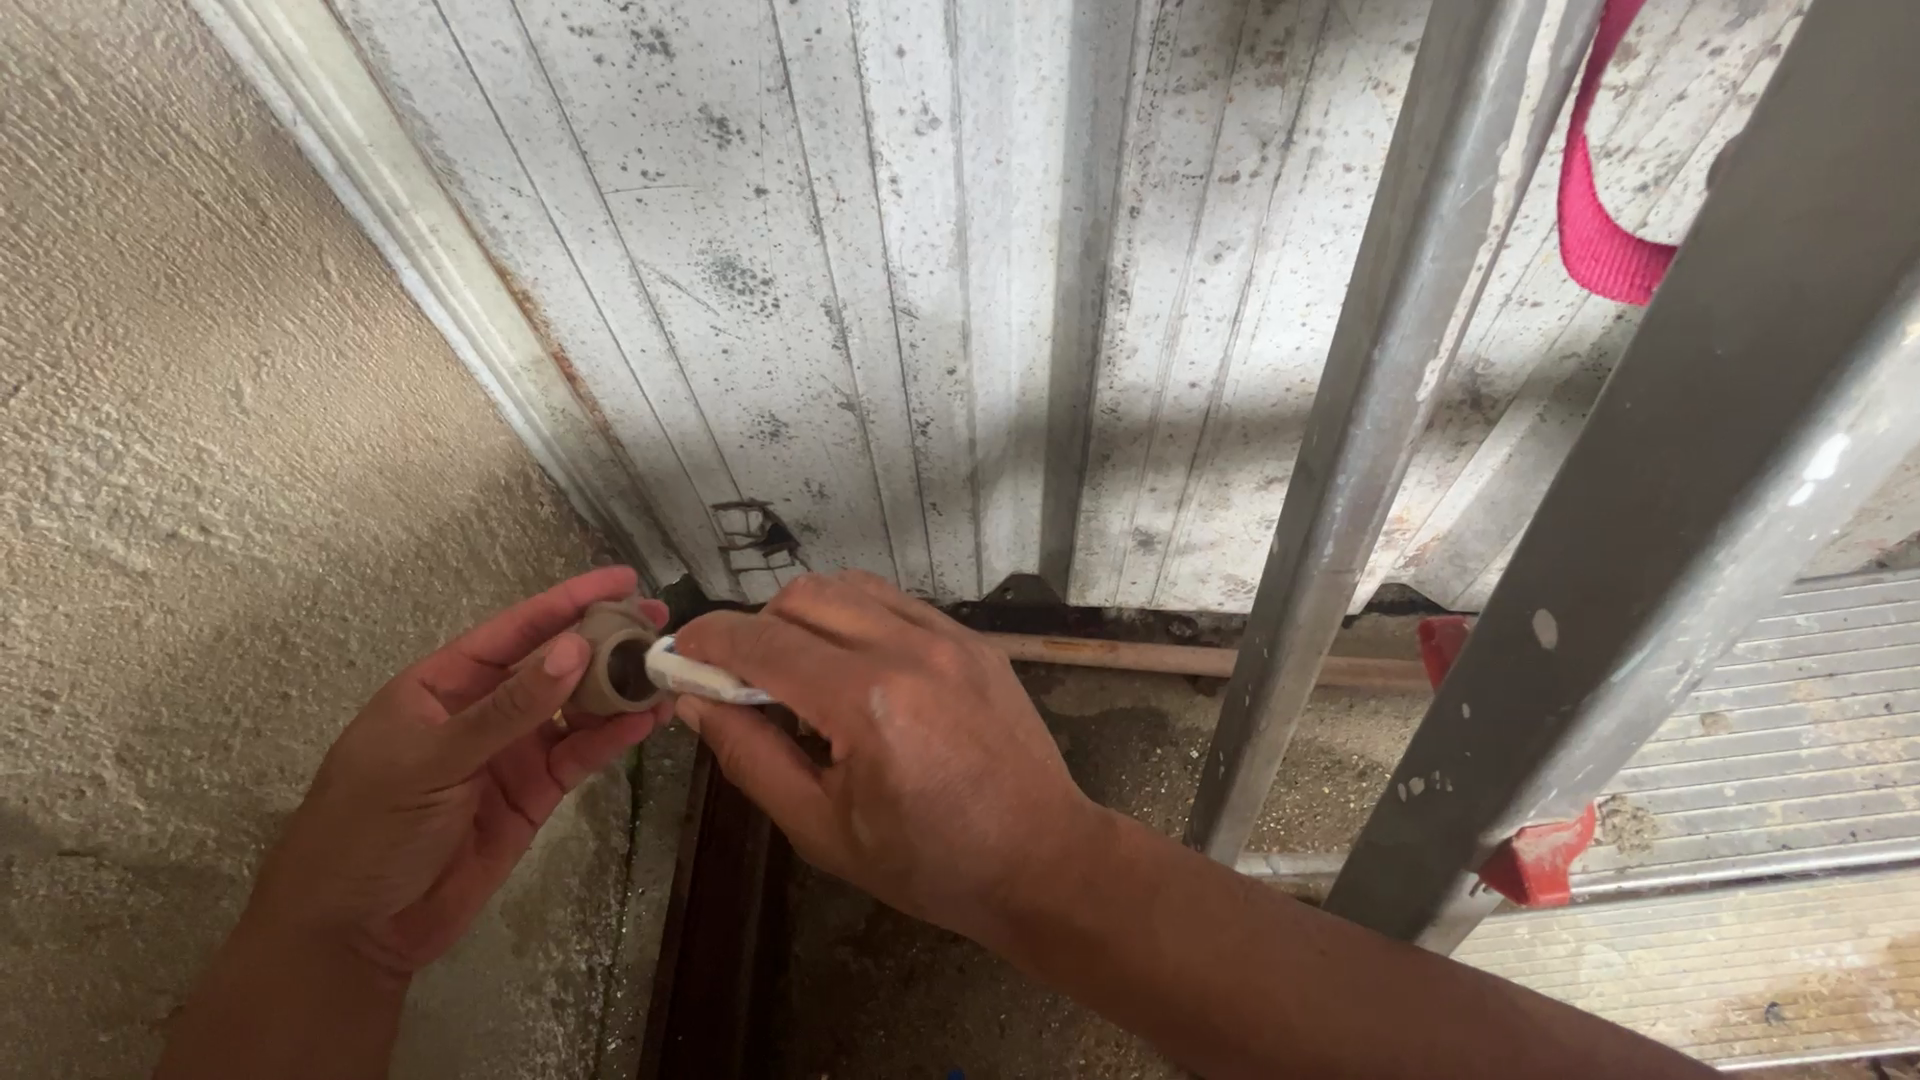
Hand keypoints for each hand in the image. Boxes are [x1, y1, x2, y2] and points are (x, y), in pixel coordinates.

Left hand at [246, 566, 672, 973]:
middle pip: (556, 664)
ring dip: (620, 690)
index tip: (621, 579)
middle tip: (657, 621)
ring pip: (578, 707)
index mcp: (443, 686)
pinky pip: (585, 753)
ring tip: (665, 671)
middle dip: (606, 641)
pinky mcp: (538, 790)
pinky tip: (649, 720)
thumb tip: (575, 649)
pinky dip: (617, 736)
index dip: (568, 601)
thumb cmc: (367, 831)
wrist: (355, 934)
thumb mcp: (431, 761)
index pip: (515, 631)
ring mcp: (515, 751)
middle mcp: (485, 710)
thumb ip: (509, 707)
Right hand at [672, 570, 1101, 942]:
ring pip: (849, 586)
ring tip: (800, 668)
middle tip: (745, 678)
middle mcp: (910, 648)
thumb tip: (697, 704)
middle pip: (803, 595)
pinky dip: (856, 617)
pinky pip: (895, 602)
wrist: (1040, 856)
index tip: (680, 653)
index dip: (709, 640)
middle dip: (756, 626)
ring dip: (806, 614)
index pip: (763, 642)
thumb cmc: (928, 863)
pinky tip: (856, 663)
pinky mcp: (974, 639)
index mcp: (868, 701)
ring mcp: (950, 636)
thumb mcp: (822, 828)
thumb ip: (752, 757)